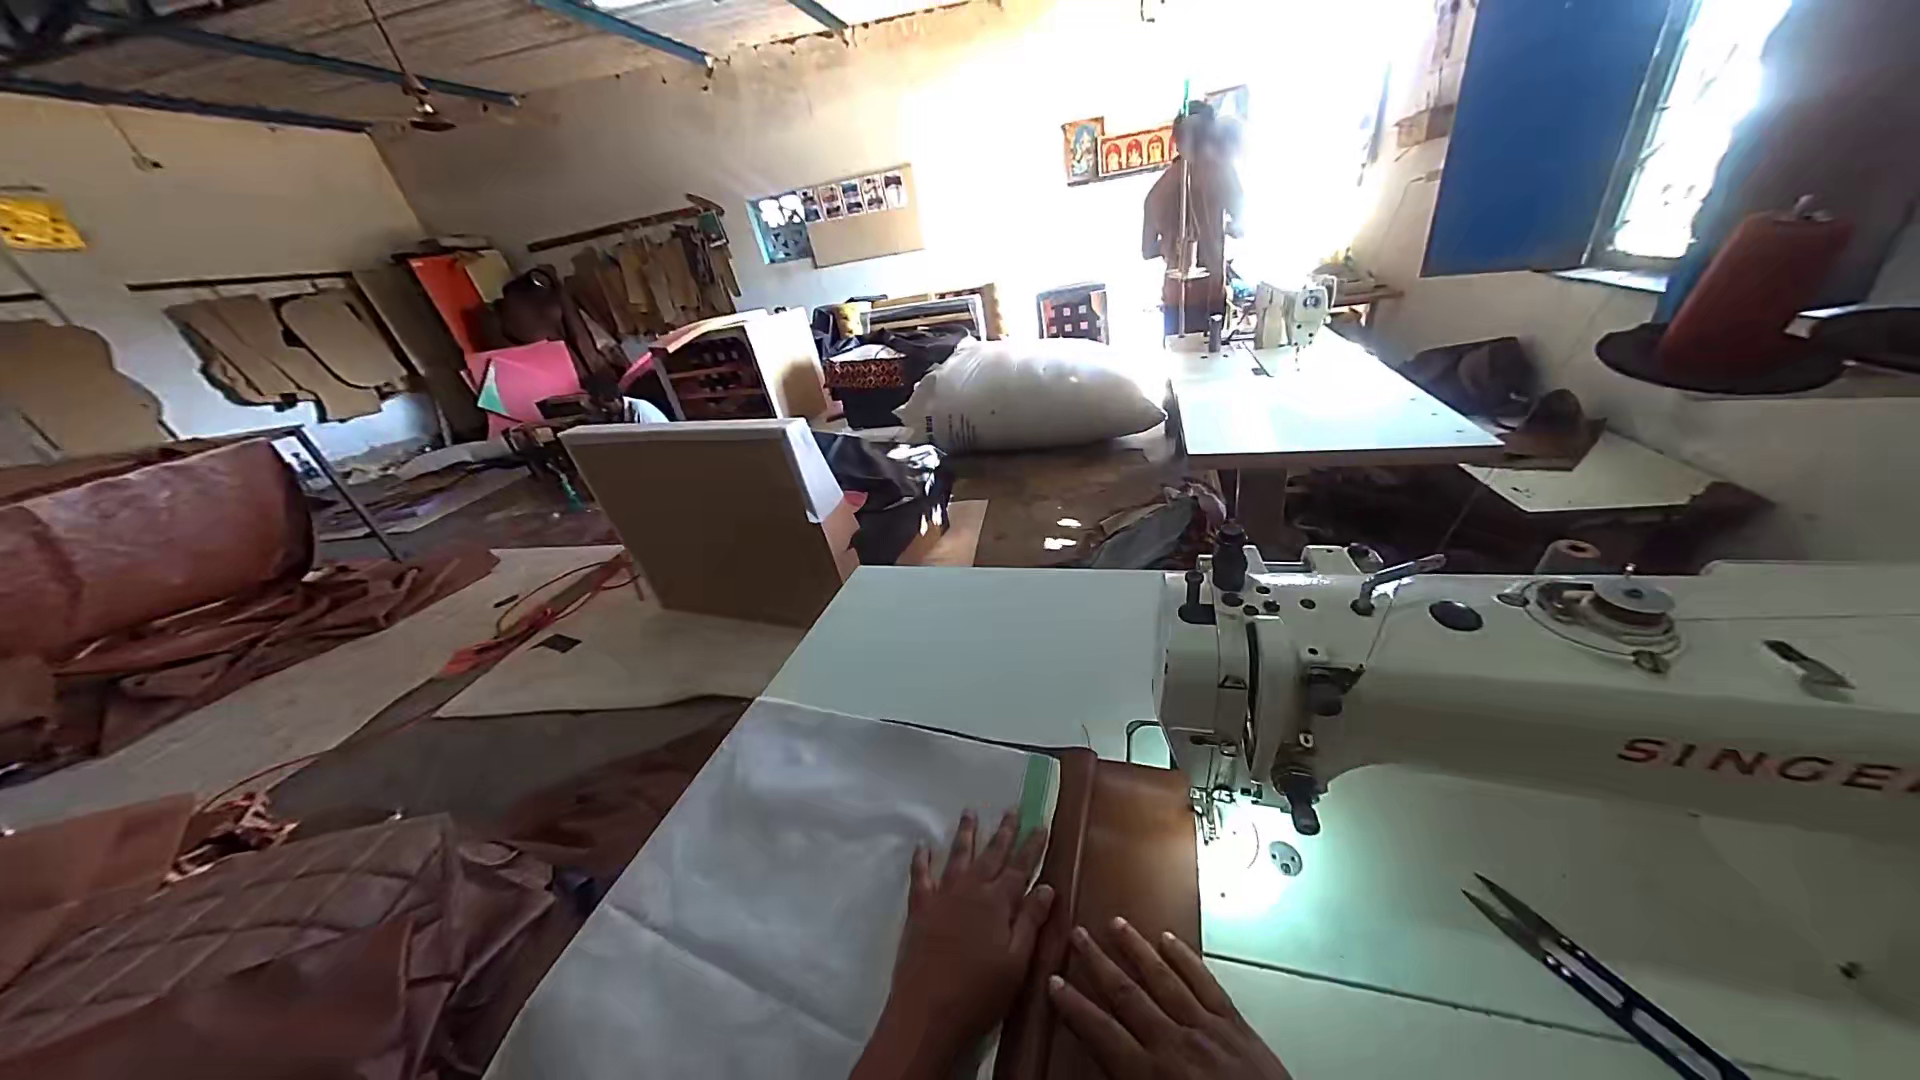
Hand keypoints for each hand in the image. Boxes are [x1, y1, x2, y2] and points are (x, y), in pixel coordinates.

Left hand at [852, 810, 1052, 1078]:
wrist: (927, 1012)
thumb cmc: (979, 993)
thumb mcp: (1016, 963)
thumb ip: (1030, 921)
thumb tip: (1047, 887)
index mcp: (997, 903)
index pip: (1020, 867)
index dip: (1032, 846)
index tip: (1041, 824)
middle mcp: (970, 890)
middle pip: (991, 854)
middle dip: (1004, 831)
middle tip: (1012, 808)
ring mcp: (942, 896)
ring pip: (957, 856)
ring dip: (965, 834)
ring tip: (969, 812)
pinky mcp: (920, 908)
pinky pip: (920, 875)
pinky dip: (921, 859)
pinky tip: (923, 845)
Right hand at [1048, 917, 1290, 1079]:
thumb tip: (1101, 1067)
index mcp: (1153, 1076)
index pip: (1102, 1033)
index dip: (1074, 1006)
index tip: (1053, 982)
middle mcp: (1175, 1045)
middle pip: (1127, 994)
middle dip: (1098, 963)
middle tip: (1078, 935)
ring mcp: (1207, 1030)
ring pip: (1163, 978)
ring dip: (1136, 949)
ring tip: (1116, 923)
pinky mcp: (1237, 1027)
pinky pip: (1206, 984)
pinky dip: (1185, 959)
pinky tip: (1169, 940)